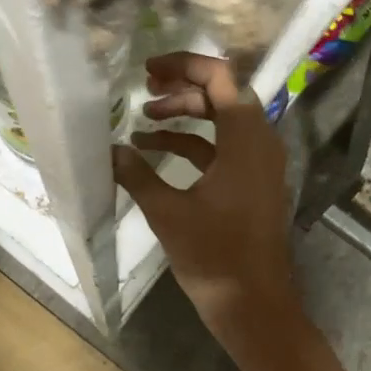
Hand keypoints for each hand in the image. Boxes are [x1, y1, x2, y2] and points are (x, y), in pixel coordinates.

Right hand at [113, 52, 301, 330]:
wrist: (254, 305)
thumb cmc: (214, 255)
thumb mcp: (167, 212)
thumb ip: (137, 174)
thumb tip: (111, 149)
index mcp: (245, 138)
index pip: (220, 76)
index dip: (183, 65)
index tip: (147, 70)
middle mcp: (259, 141)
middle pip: (221, 94)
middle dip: (181, 87)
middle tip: (143, 90)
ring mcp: (259, 163)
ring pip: (221, 120)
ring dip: (184, 114)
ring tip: (143, 119)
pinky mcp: (252, 182)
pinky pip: (222, 147)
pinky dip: (191, 143)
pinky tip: (153, 152)